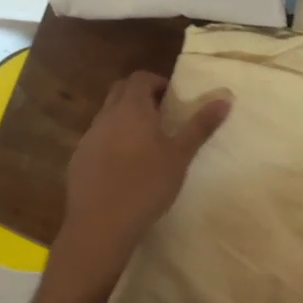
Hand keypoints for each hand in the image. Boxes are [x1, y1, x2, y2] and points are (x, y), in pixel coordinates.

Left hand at [61, 71, 230, 267]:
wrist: (100, 225)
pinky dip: (110, 142)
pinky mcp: (77, 161)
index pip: (140, 78)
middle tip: (160, 115)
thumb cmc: (146, 184)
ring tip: (143, 144)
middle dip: (139, 95)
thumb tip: (225, 99)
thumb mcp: (180, 155)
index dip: (156, 82)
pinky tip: (121, 168)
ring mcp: (88, 138)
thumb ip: (201, 126)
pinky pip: (96, 140)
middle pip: (120, 91)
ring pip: (106, 115)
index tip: (171, 99)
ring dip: (123, 119)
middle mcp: (106, 116)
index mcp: (132, 108)